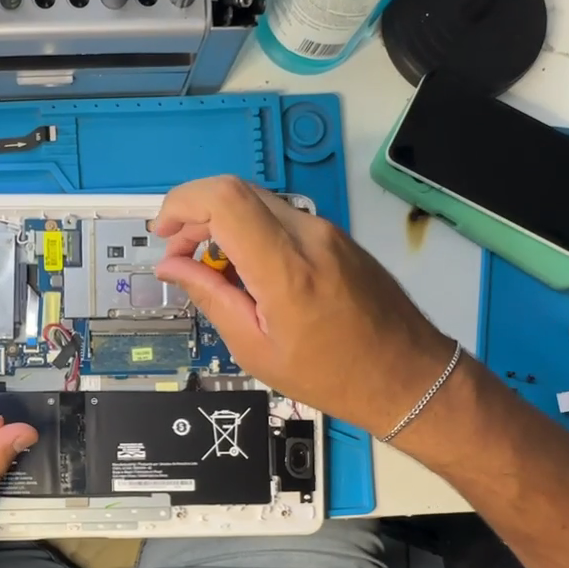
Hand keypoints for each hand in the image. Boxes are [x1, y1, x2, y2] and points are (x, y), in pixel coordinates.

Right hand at [152, 176, 457, 438]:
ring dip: (221, 225)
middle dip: (194, 216)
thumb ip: (210, 298)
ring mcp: (327, 232)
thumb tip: (170, 267)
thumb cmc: (330, 375)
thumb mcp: (255, 348)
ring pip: (257, 203)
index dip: (181, 205)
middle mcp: (308, 236)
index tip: (162, 234)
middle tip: (178, 258)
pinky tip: (244, 272)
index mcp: (285, 268)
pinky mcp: (336, 237)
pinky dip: (249, 233)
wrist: (406, 375)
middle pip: (236, 192)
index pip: (223, 200)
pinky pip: (280, 219)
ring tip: (209, 271)